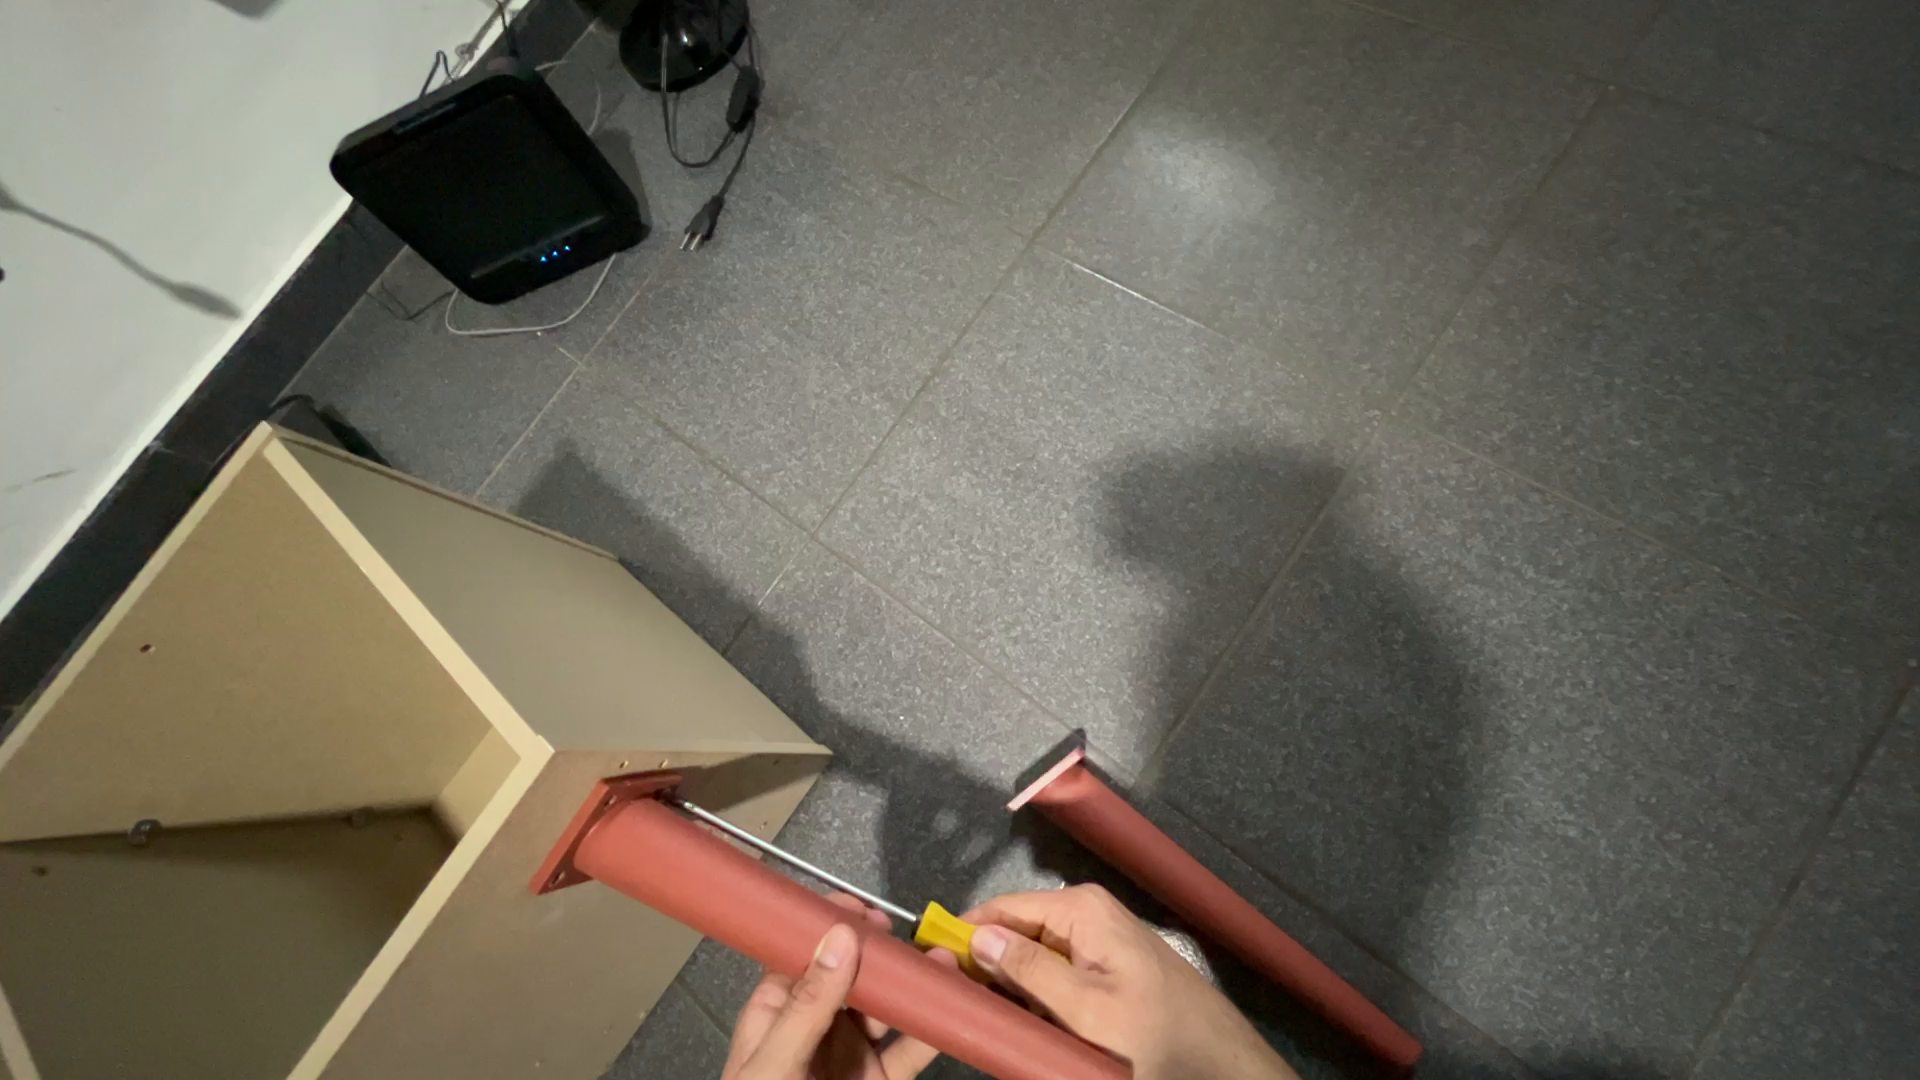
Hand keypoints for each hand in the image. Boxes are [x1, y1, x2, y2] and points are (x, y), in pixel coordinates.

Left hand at [722, 896, 953, 1079]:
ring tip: (944, 963)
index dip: (831, 925)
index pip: (804, 954)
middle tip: (910, 937)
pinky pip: (910, 1048)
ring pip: (887, 1006)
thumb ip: (809, 1005)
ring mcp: (851, 1054)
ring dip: (916, 983)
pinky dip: (933, 1027)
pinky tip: (953, 1008)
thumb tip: (841, 935)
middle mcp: (817, 1025)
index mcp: (777, 1012)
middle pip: (854, 973)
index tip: (862, 909)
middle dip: (884, 952)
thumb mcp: (774, 1066)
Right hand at [966, 884, 1299, 1079]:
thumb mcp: (1085, 1008)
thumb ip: (1029, 970)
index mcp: (1079, 908)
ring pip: (1033, 951)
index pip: (1005, 907)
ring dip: (1013, 982)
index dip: (968, 932)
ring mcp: (1095, 933)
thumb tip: (977, 938)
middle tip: (961, 1000)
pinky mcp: (1103, 959)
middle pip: (1017, 928)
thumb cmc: (1152, 1032)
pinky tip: (1028, 1019)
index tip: (934, 962)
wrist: (1219, 1058)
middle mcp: (1084, 910)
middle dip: (990, 963)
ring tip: (991, 1013)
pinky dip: (1037, 991)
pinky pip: (1055, 966)